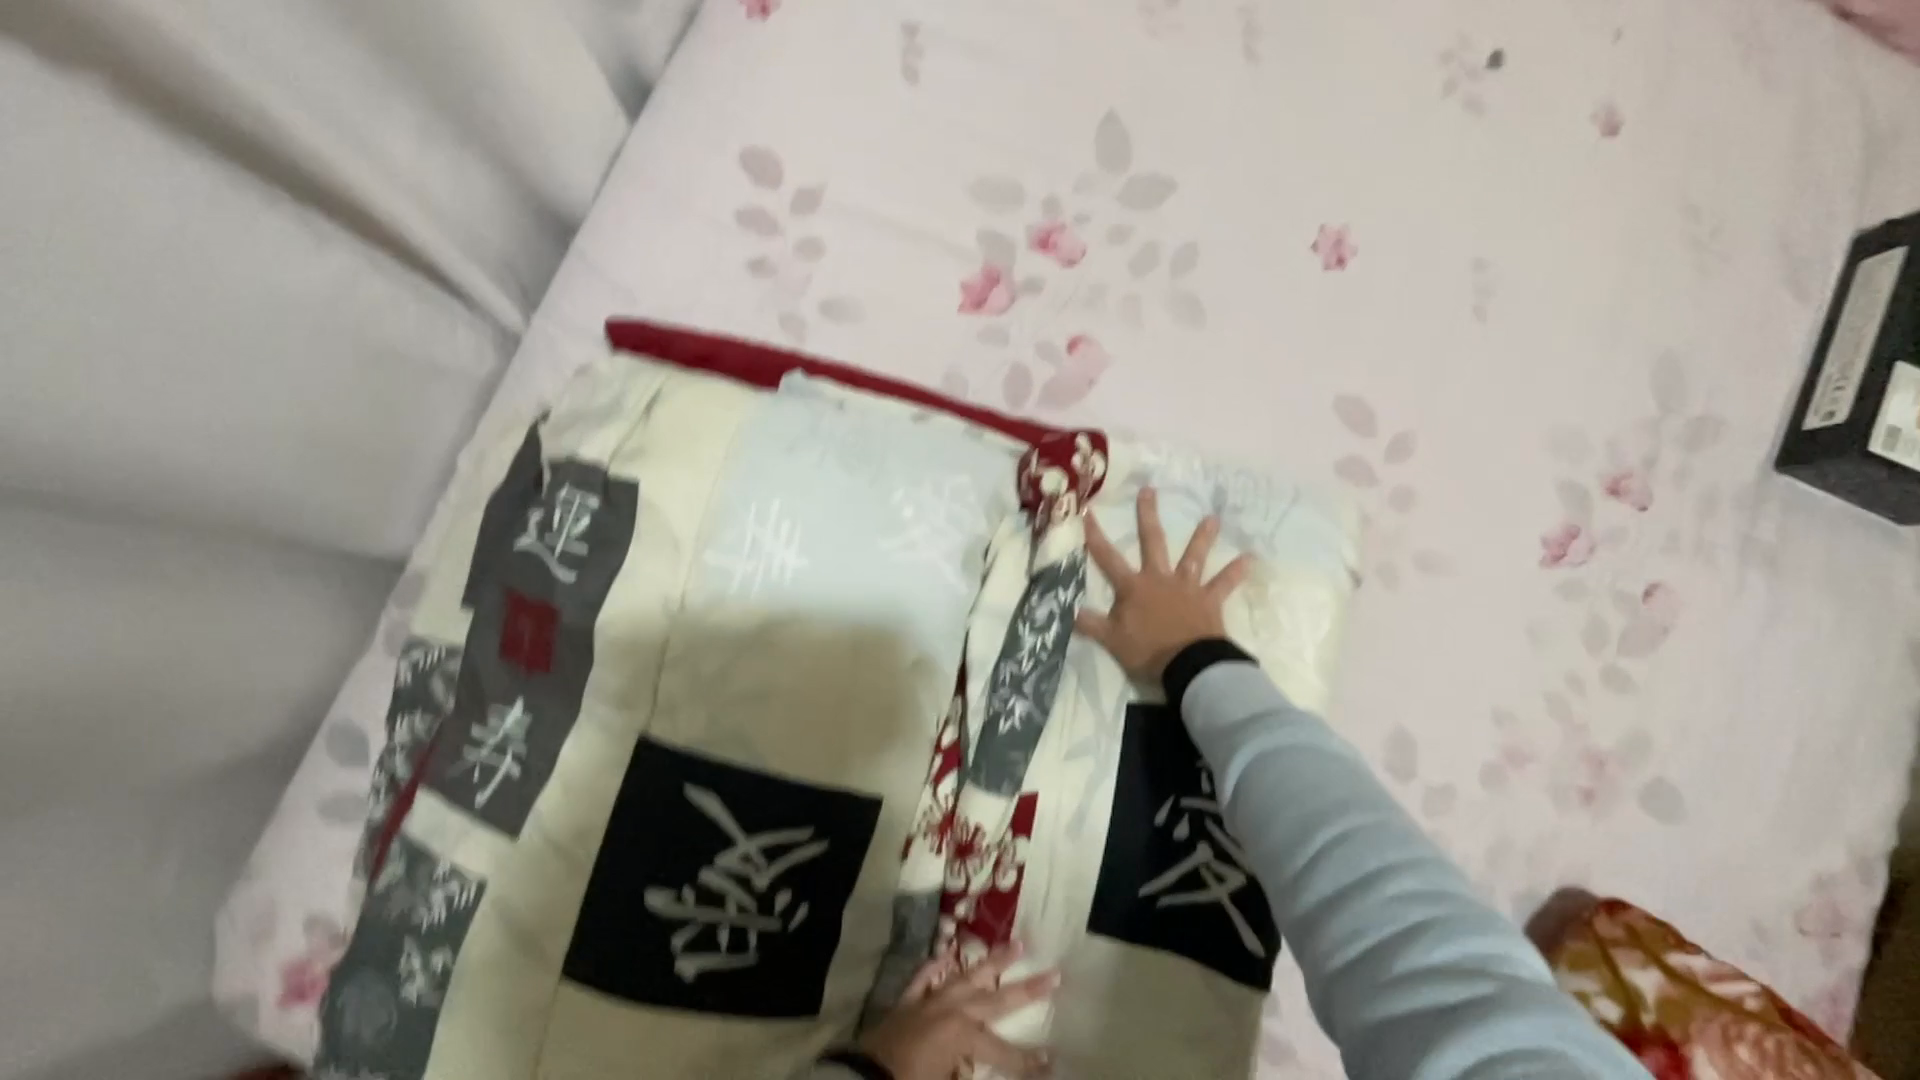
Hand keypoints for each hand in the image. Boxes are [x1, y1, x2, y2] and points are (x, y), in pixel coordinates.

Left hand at [857, 944, 1056, 1079]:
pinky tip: (946, 956)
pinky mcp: (906, 1004)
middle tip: (1053, 972)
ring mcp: (928, 1003)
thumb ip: (968, 1075)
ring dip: (991, 963)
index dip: (1028, 1060)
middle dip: (1026, 988)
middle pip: (996, 999)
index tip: (1052, 1060)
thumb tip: (979, 1069)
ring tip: (1014, 943)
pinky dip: (936, 967)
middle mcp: (951, 1011)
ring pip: (965, 976)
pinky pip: (924, 979)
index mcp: (963, 1035)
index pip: (1004, 1051)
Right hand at [1075, 487, 1252, 682]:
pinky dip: (1237, 572)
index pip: (1107, 557)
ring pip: (1194, 556)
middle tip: (1149, 490)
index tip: (1087, 510)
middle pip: (1152, 542)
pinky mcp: (1209, 600)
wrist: (1188, 666)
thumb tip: (1066, 609)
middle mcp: (1159, 579)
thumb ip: (1090, 624)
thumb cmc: (1147, 652)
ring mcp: (1187, 587)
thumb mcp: (1111, 640)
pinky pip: (1224, 584)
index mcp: (1133, 587)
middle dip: (1148, 516)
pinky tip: (1251, 559)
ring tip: (1212, 518)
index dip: (1095, 535)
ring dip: (1203, 537)